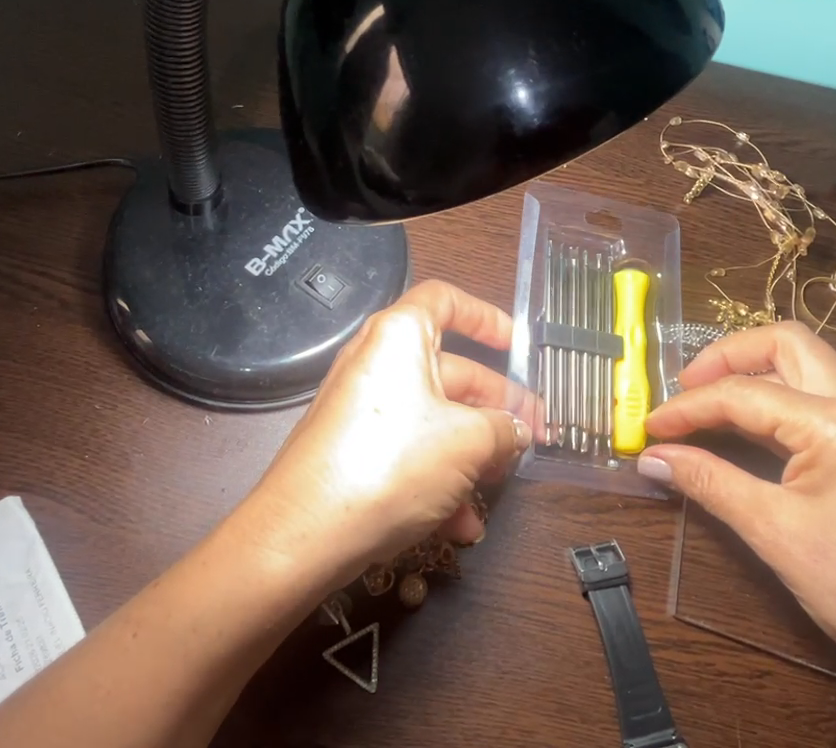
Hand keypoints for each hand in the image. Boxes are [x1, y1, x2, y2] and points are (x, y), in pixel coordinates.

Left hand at [238, 281, 531, 585]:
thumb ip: (504, 428)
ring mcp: (362, 408)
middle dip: (495, 407)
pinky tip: (460, 525)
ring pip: (433, 419)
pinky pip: (407, 450)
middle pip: (450, 370)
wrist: (304, 533)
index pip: (445, 301)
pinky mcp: (352, 450)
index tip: (519, 345)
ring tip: (496, 491)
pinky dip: (437, 479)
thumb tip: (517, 430)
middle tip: (531, 438)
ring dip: (471, 455)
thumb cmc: (392, 464)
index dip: (485, 316)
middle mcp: (377, 362)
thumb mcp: (467, 443)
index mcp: (400, 336)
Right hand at [637, 323, 835, 747]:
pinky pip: (828, 394)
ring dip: (755, 373)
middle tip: (686, 389)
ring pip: (809, 364)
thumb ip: (709, 483)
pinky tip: (755, 429)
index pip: (744, 394)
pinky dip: (783, 397)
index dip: (688, 408)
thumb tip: (653, 458)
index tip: (650, 429)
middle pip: (785, 343)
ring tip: (712, 406)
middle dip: (726, 357)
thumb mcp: (775, 535)